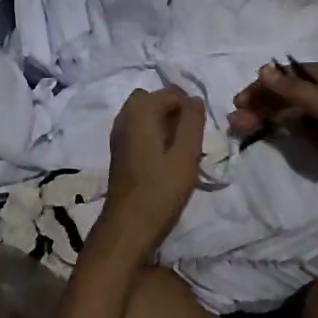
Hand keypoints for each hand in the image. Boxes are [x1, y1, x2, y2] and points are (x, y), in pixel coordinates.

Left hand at [103, 87, 207, 242]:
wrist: (128, 225)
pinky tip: (164, 157)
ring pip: (144, 113)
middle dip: (173, 110)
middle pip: (153, 98)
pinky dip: (152, 133)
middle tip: (189, 136)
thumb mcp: (186, 154)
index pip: (171, 93)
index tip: (198, 133)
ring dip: (162, 122)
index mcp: (140, 112)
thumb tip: (194, 99)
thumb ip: (192, 122)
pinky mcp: (118, 150)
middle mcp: (125, 117)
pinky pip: (137, 128)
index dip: (189, 108)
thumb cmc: (161, 190)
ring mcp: (118, 134)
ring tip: (179, 147)